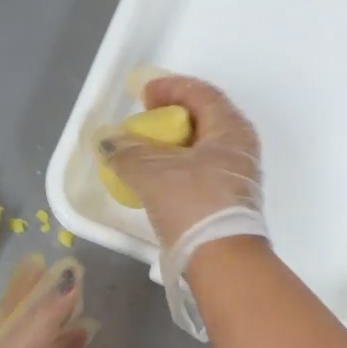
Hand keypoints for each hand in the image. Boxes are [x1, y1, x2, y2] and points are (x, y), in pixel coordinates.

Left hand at [0, 255, 95, 347]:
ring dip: (65, 341)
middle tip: (81, 291)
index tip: (44, 260)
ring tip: (90, 326)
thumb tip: (70, 271)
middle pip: (36, 328)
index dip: (31, 283)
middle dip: (55, 310)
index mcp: (2, 340)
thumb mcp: (22, 347)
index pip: (18, 303)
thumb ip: (46, 311)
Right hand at [100, 72, 264, 245]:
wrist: (220, 259)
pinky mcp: (227, 203)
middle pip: (204, 120)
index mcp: (230, 129)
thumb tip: (107, 140)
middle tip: (145, 123)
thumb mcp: (153, 173)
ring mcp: (236, 177)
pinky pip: (200, 173)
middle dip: (172, 118)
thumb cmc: (192, 204)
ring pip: (201, 150)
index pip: (201, 94)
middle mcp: (239, 148)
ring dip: (173, 147)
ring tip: (146, 155)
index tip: (143, 94)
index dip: (170, 88)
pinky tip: (160, 183)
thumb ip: (127, 152)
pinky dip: (178, 170)